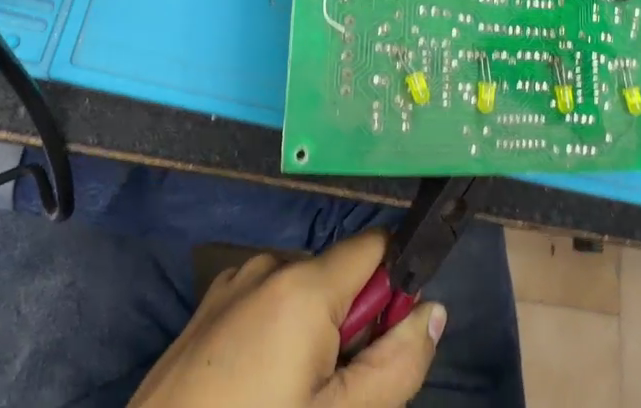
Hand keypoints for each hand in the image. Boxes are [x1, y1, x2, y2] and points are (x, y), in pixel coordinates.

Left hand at [129, 230, 446, 407]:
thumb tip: (434, 310)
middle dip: (355, 324)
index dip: (398, 286)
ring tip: (294, 397)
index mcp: (302, 284)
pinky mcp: (207, 311)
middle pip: (340, 277)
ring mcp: (231, 286)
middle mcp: (267, 267)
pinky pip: (266, 306)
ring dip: (317, 335)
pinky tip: (259, 391)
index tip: (393, 337)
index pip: (377, 246)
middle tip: (339, 393)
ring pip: (303, 295)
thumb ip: (397, 364)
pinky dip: (279, 337)